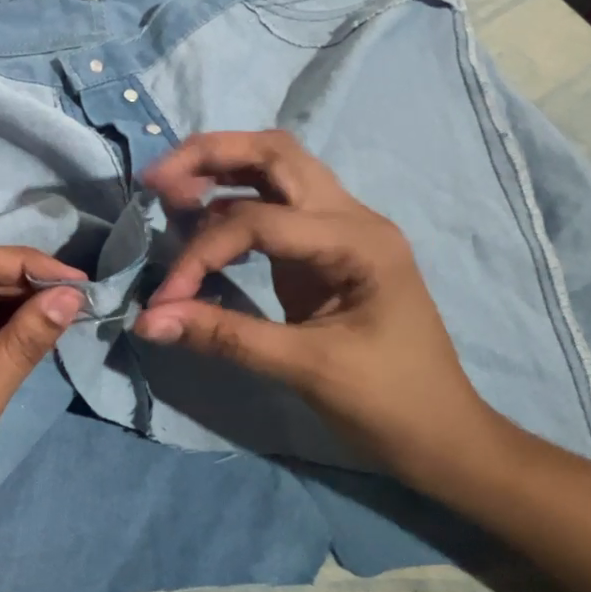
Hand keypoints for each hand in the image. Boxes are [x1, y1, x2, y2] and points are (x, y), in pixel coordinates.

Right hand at [132, 130, 499, 484]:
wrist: (443, 437)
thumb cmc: (388, 402)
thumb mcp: (304, 369)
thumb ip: (223, 335)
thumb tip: (146, 321)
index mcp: (358, 243)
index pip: (256, 222)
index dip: (200, 254)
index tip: (164, 300)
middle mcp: (351, 218)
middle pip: (274, 154)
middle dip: (209, 156)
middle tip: (155, 179)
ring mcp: (339, 229)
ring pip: (274, 168)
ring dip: (219, 169)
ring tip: (168, 190)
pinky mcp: (322, 248)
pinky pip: (271, 204)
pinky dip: (229, 202)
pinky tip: (196, 222)